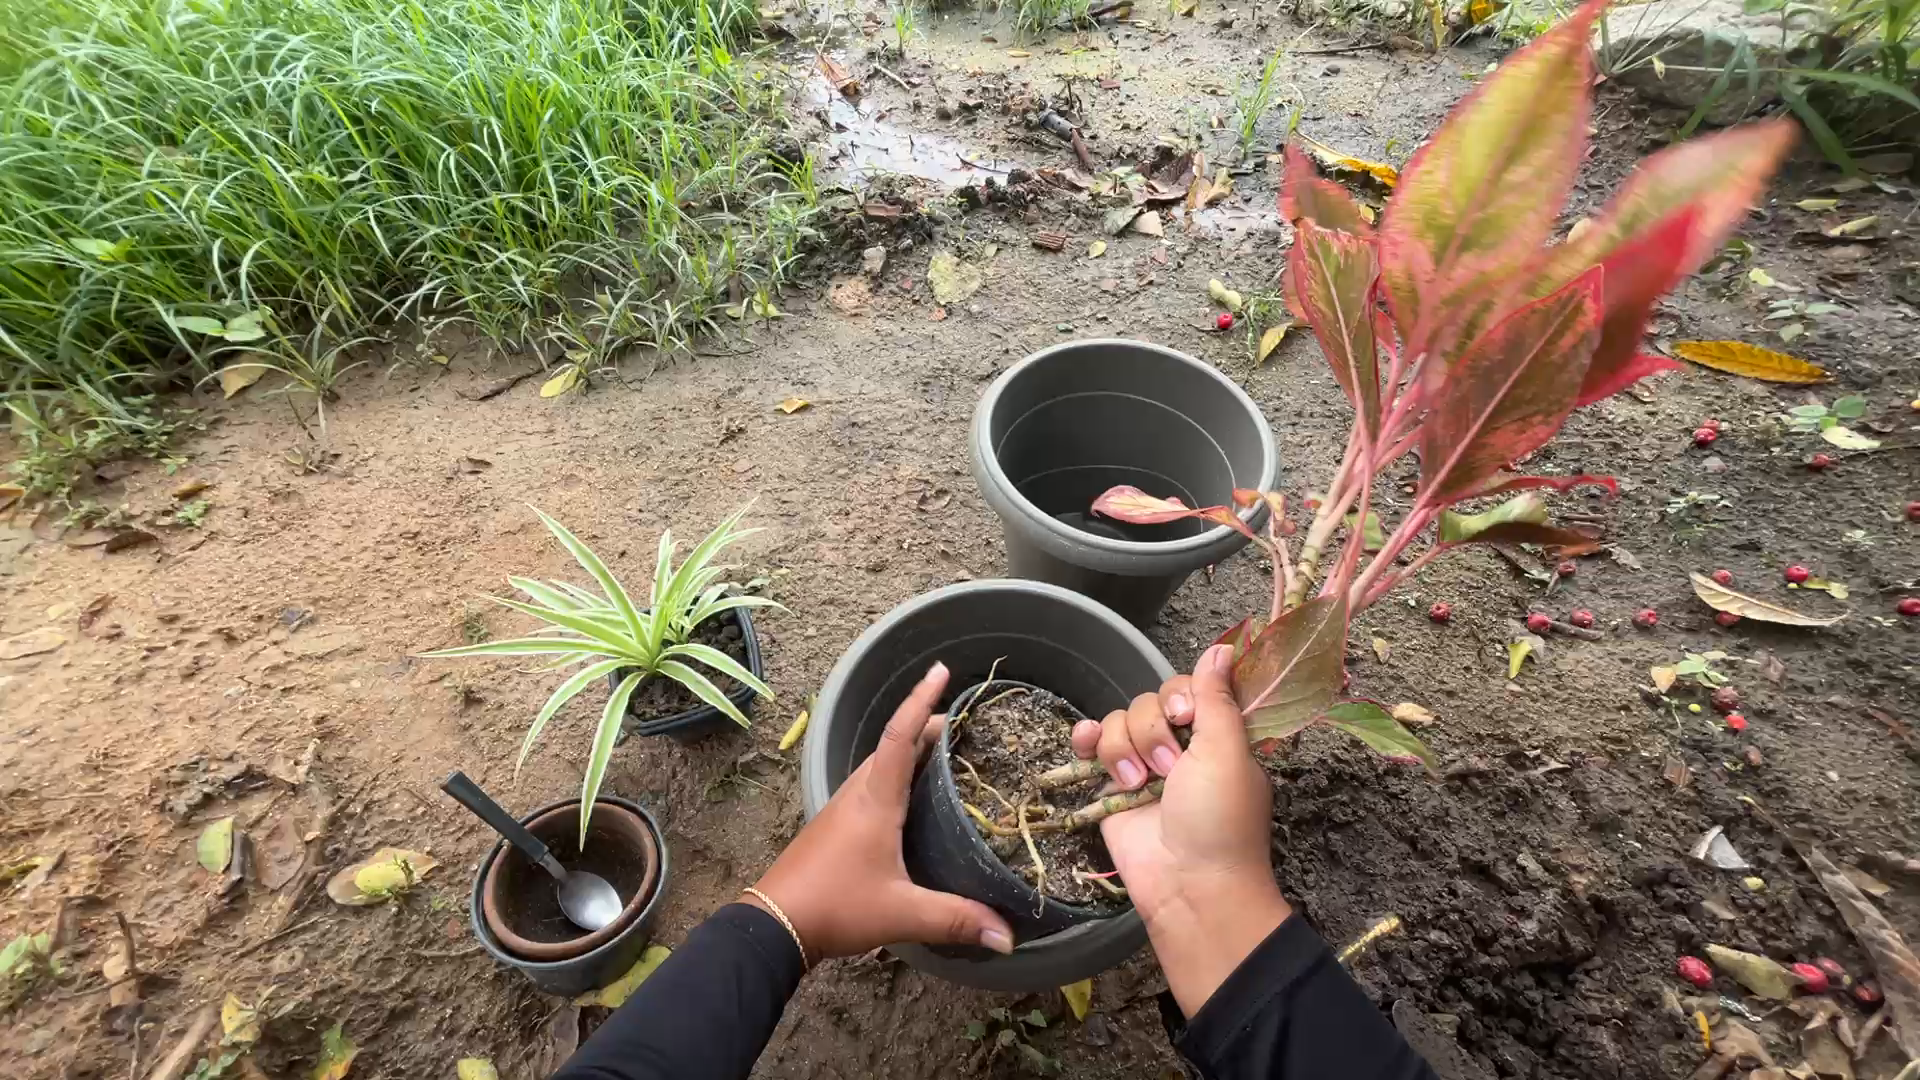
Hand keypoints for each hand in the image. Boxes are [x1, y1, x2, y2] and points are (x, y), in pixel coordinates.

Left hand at [745, 662, 1014, 962]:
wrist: (774, 924)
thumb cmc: (836, 905)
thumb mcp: (902, 913)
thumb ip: (955, 919)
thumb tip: (1007, 936)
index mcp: (876, 797)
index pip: (901, 734)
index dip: (921, 699)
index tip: (940, 670)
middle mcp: (860, 791)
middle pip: (896, 742)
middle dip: (929, 723)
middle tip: (967, 723)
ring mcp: (846, 804)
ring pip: (884, 761)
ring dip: (914, 748)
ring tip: (948, 752)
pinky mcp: (840, 821)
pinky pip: (876, 781)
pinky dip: (901, 771)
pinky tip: (915, 796)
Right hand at [1071, 643, 1290, 1014]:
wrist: (1186, 885)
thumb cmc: (1219, 820)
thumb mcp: (1227, 753)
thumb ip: (1217, 699)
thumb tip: (1222, 647)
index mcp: (1214, 735)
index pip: (1188, 686)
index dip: (1180, 695)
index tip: (1184, 716)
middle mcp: (1179, 743)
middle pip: (1148, 701)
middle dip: (1152, 732)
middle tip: (1169, 769)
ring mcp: (1143, 762)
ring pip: (1118, 720)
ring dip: (1124, 749)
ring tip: (1138, 784)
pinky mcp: (1111, 782)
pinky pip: (1092, 742)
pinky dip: (1087, 740)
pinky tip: (1087, 746)